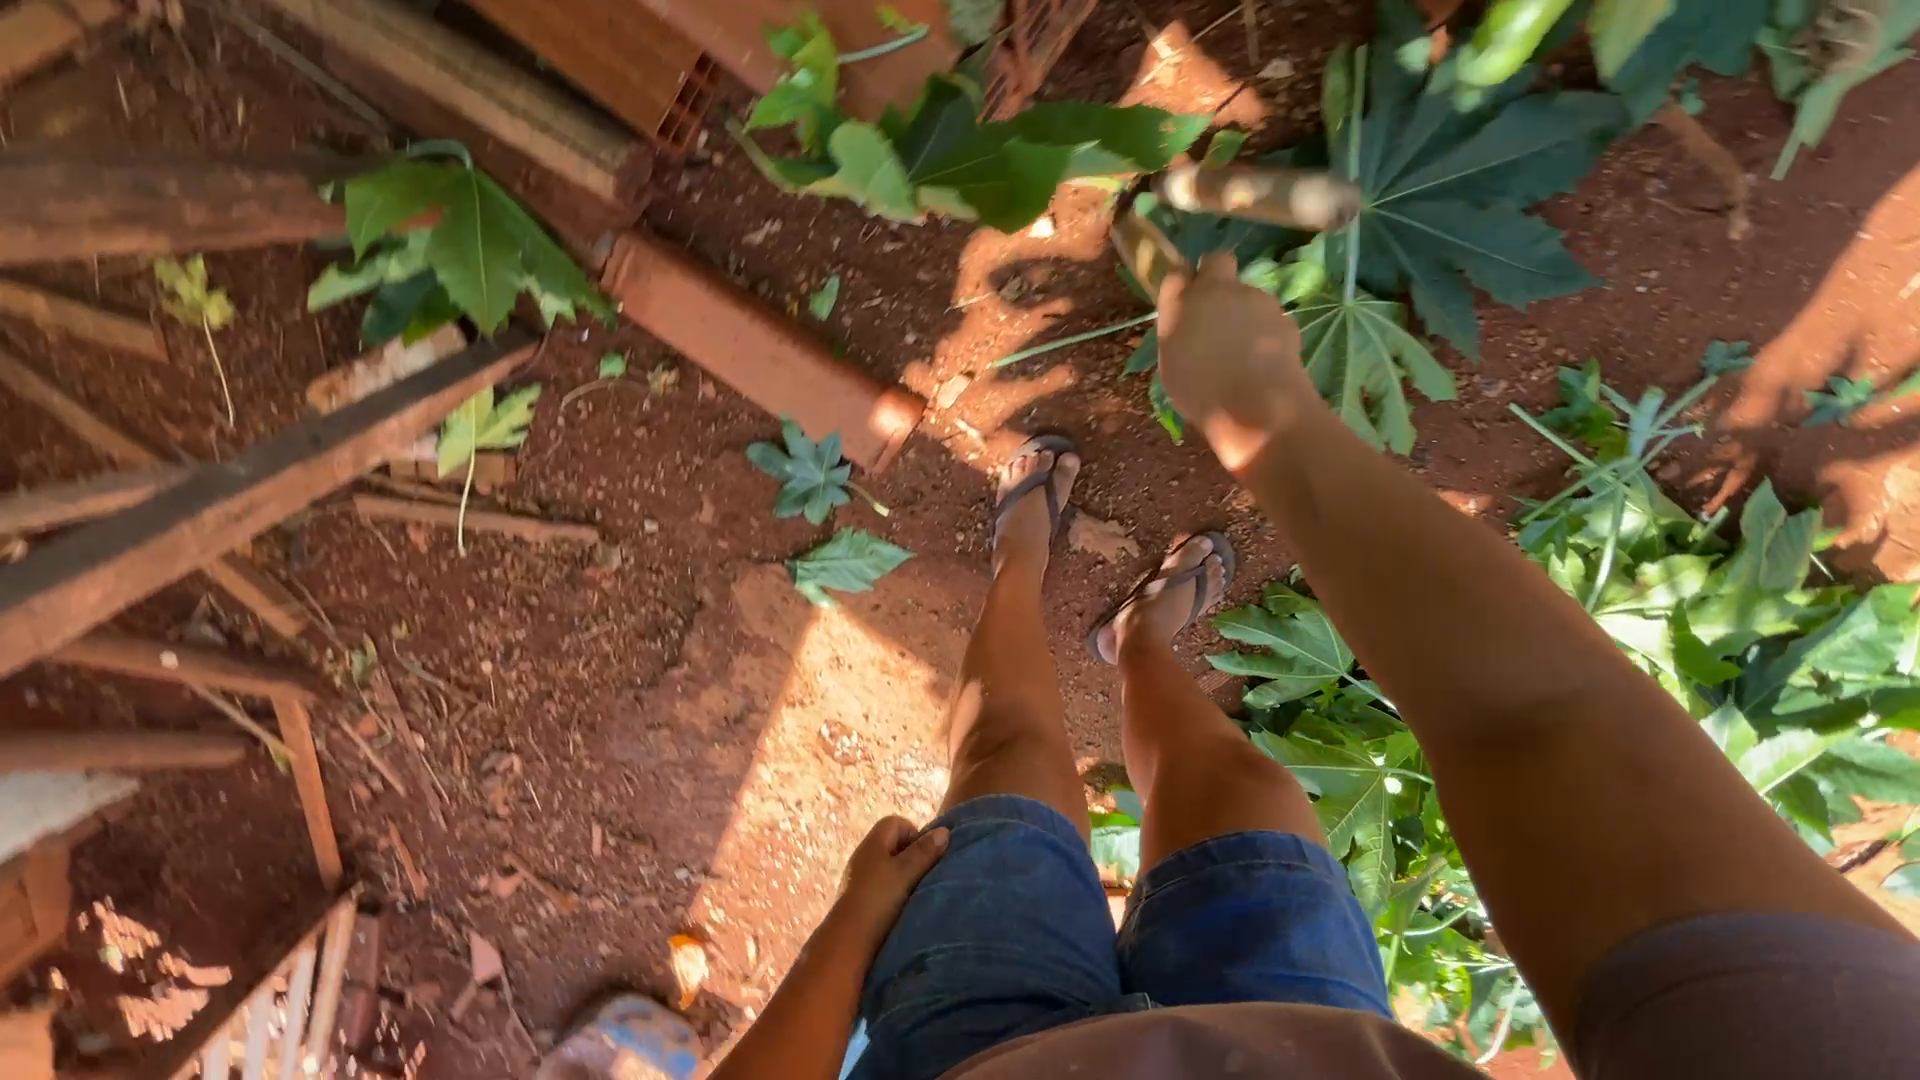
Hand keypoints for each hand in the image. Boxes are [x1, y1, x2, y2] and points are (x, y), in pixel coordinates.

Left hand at [828, 816, 949, 947]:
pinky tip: (901, 910)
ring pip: (888, 869)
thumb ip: (924, 851)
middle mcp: (863, 857)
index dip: (914, 834)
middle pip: (893, 845)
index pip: (896, 823)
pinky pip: (881, 888)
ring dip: (903, 879)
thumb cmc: (879, 900)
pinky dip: (893, 894)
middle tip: (924, 876)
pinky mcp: (858, 902)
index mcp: (872, 843)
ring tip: (915, 895)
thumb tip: (943, 831)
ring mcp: (858, 880)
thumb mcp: (906, 872)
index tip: (926, 856)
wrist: (848, 944)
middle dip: (912, 857)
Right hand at [1157, 253, 1316, 469]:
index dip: (1182, 281)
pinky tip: (1260, 361)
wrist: (1256, 405)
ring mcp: (1258, 300)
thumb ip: (1178, 328)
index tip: (1182, 299)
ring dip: (1241, 311)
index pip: (1179, 271)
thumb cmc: (1199, 389)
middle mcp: (1223, 289)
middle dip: (1215, 276)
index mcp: (1187, 299)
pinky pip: (1268, 317)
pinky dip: (1263, 332)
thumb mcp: (1171, 362)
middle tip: (1211, 313)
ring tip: (1239, 351)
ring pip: (1246, 293)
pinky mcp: (1284, 317)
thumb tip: (1186, 315)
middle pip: (1218, 263)